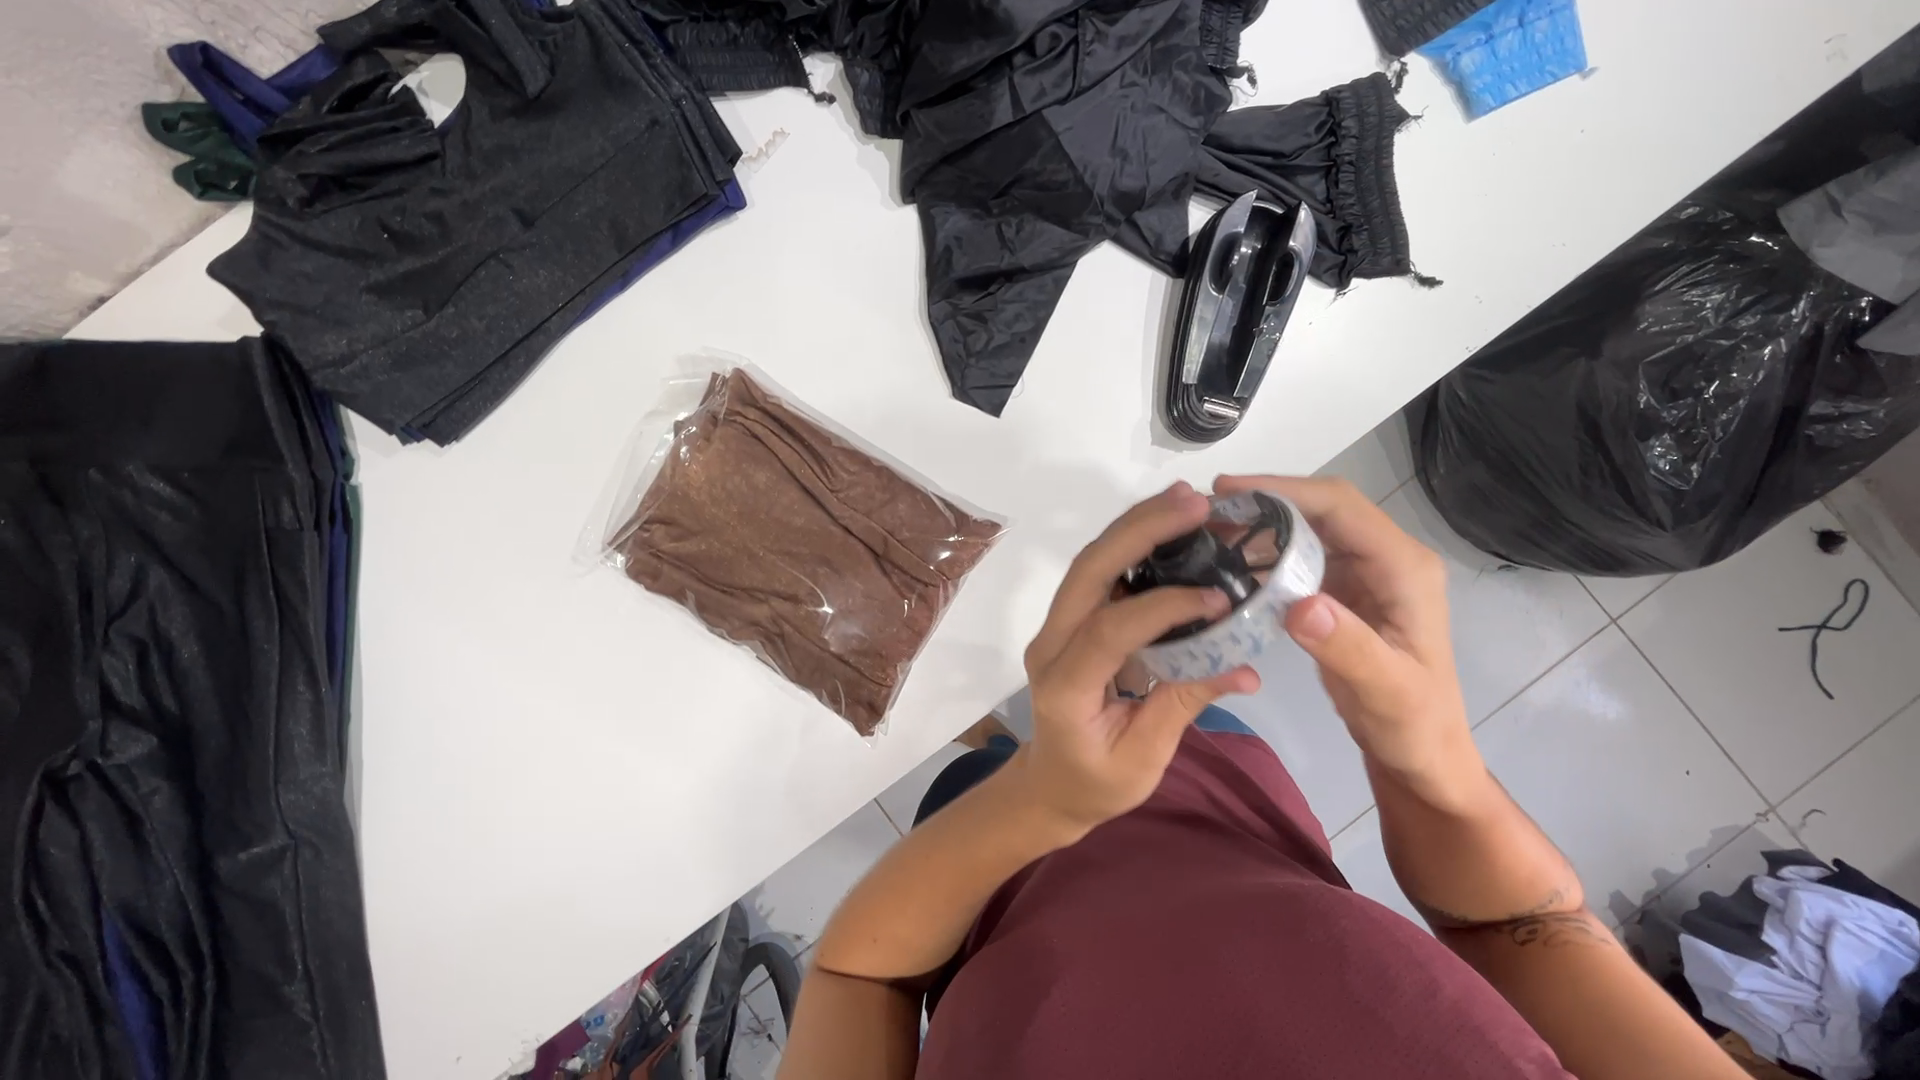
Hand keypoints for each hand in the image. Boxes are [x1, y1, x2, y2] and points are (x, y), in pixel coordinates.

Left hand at [1013, 482, 1260, 834]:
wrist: (1052, 783)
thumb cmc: (1095, 782)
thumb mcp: (1143, 758)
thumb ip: (1183, 704)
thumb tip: (1246, 667)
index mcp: (1064, 686)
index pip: (1108, 632)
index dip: (1162, 608)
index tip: (1218, 598)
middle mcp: (1050, 645)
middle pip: (1087, 572)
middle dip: (1140, 532)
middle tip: (1196, 503)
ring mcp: (1056, 627)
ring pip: (1090, 562)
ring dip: (1137, 526)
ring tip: (1188, 500)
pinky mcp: (1071, 620)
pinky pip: (1098, 572)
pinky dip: (1134, 543)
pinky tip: (1171, 526)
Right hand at [1214, 475, 1477, 795]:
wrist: (1422, 755)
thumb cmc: (1412, 724)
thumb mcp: (1385, 691)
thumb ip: (1348, 645)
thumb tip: (1298, 603)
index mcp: (1403, 568)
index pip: (1341, 507)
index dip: (1284, 490)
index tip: (1227, 492)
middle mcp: (1387, 558)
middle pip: (1322, 507)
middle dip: (1265, 500)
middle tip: (1206, 511)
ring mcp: (1365, 573)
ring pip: (1309, 528)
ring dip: (1261, 524)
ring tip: (1209, 531)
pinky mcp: (1344, 590)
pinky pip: (1300, 556)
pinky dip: (1265, 552)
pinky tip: (1230, 563)